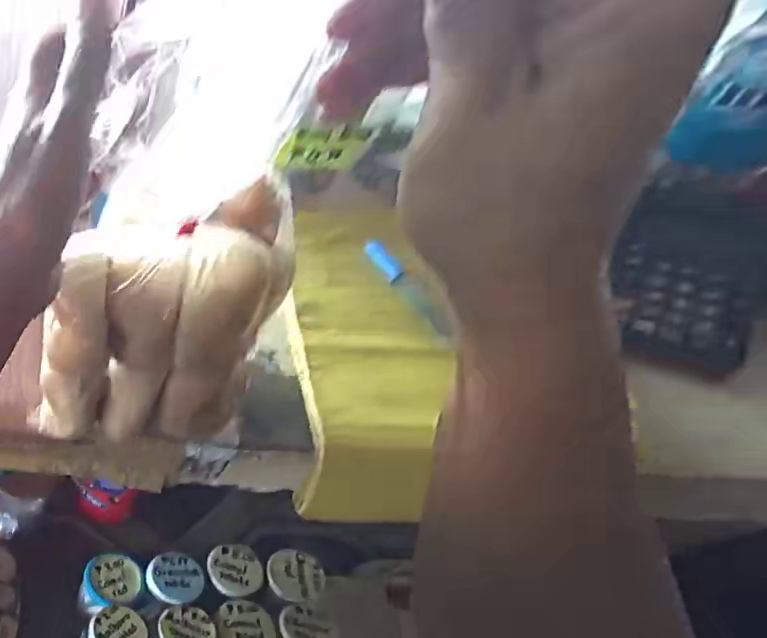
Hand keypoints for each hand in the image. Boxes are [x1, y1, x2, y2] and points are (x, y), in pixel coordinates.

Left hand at [0, 0, 116, 316]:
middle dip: (103, 61)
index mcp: (30, 106)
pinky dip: (99, 151)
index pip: (53, 42)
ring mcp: (36, 165)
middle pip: (66, 80)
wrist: (15, 272)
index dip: (87, 20)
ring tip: (144, 100)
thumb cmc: (38, 199)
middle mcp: (29, 130)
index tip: (130, 14)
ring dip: (105, 106)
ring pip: (73, 121)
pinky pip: (77, 162)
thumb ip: (83, 63)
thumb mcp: (66, 124)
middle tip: (149, 56)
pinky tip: (119, 159)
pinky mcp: (47, 197)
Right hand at [322, 0, 730, 335]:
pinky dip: (426, 67)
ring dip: (403, 44)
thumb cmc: (492, 207)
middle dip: (409, 14)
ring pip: (488, 15)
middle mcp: (633, 4)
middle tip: (333, 40)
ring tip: (331, 86)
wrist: (517, 283)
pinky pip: (491, 48)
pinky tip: (362, 95)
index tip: (355, 12)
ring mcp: (598, 40)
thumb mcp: (466, 109)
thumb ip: (463, 21)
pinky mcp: (563, 74)